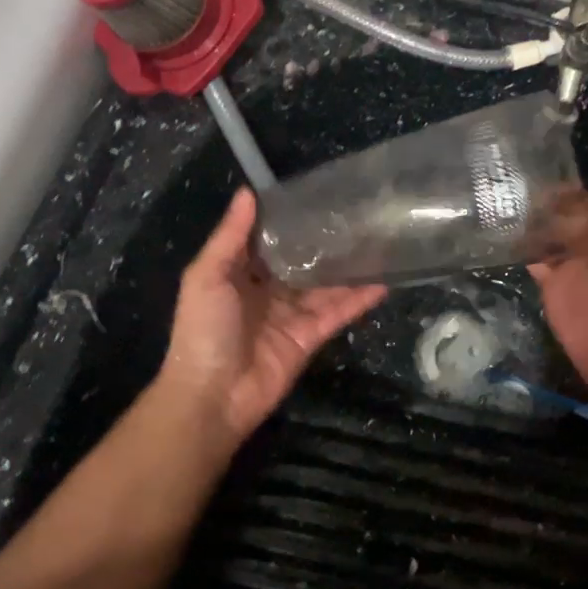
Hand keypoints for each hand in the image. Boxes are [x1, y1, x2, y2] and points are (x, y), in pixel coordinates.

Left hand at [155, 188, 385, 445]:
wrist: (211, 397)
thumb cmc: (203, 331)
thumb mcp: (207, 276)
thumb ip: (230, 236)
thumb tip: (248, 191)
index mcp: (241, 273)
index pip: (271, 239)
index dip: (291, 219)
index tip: (319, 193)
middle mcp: (269, 290)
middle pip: (303, 260)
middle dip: (326, 242)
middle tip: (359, 214)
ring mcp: (293, 314)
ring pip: (326, 284)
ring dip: (349, 267)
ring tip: (380, 241)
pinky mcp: (312, 336)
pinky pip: (338, 312)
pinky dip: (360, 298)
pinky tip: (384, 280)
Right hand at [528, 186, 587, 407]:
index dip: (578, 196)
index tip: (554, 174)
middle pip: (570, 220)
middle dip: (552, 206)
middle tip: (524, 187)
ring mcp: (572, 269)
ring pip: (552, 238)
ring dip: (537, 224)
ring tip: (512, 204)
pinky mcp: (552, 289)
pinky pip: (538, 263)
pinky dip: (526, 251)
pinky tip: (509, 237)